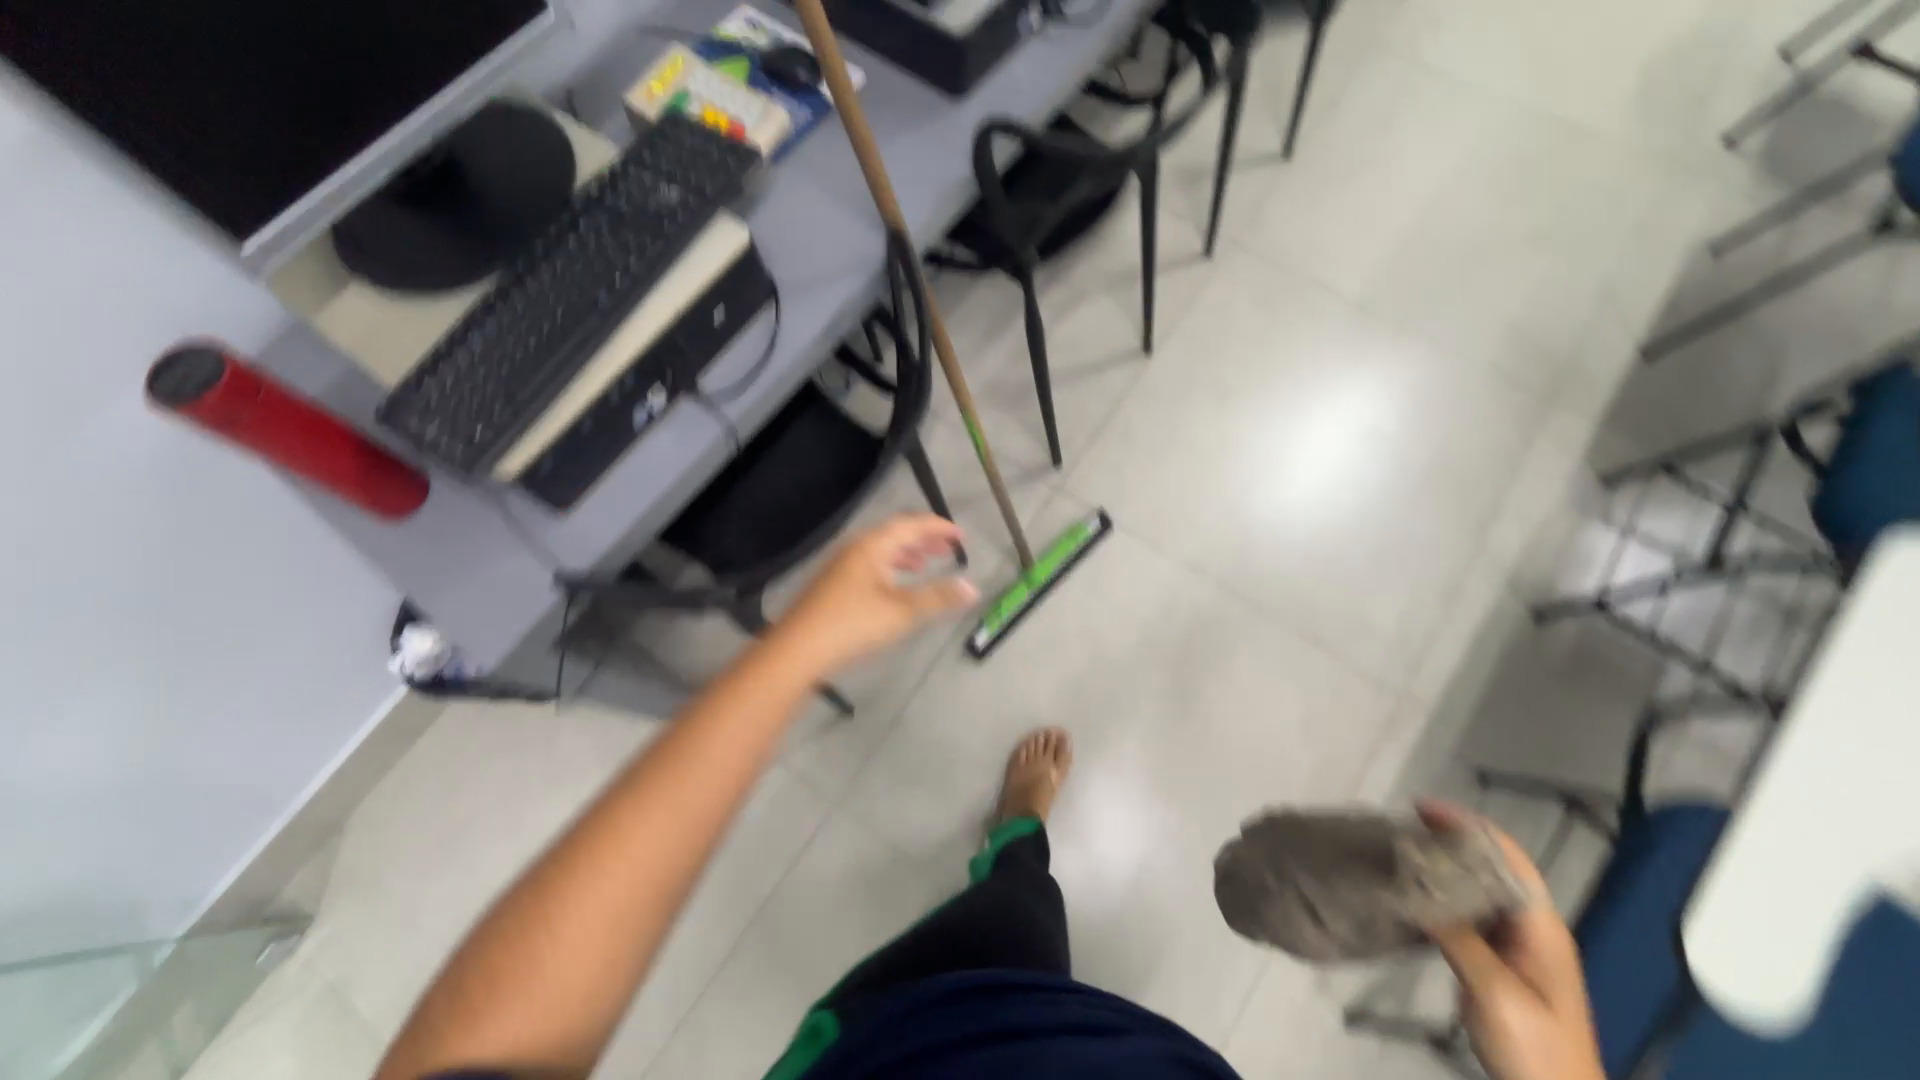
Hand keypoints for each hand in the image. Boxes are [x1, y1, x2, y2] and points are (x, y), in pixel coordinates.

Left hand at [772, 514, 977, 674]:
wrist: (797, 649)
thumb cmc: (853, 625)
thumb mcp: (902, 612)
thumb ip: (938, 598)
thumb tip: (973, 587)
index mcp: (873, 546)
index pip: (911, 524)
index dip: (938, 527)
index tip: (961, 535)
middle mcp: (855, 548)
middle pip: (894, 534)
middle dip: (923, 538)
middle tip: (947, 548)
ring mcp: (840, 566)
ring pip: (880, 550)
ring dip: (905, 553)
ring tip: (925, 565)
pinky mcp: (832, 585)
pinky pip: (869, 564)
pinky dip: (889, 568)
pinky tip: (893, 587)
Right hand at [1418, 801, 1606, 1079]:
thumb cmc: (1536, 1048)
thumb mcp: (1496, 994)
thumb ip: (1460, 940)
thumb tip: (1415, 892)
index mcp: (1542, 928)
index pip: (1509, 859)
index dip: (1470, 827)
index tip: (1423, 809)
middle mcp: (1532, 929)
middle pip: (1494, 868)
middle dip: (1453, 841)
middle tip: (1404, 829)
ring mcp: (1518, 949)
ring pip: (1480, 891)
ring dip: (1445, 869)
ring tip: (1402, 855)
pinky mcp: (1501, 966)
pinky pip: (1470, 917)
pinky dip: (1442, 899)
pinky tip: (1414, 900)